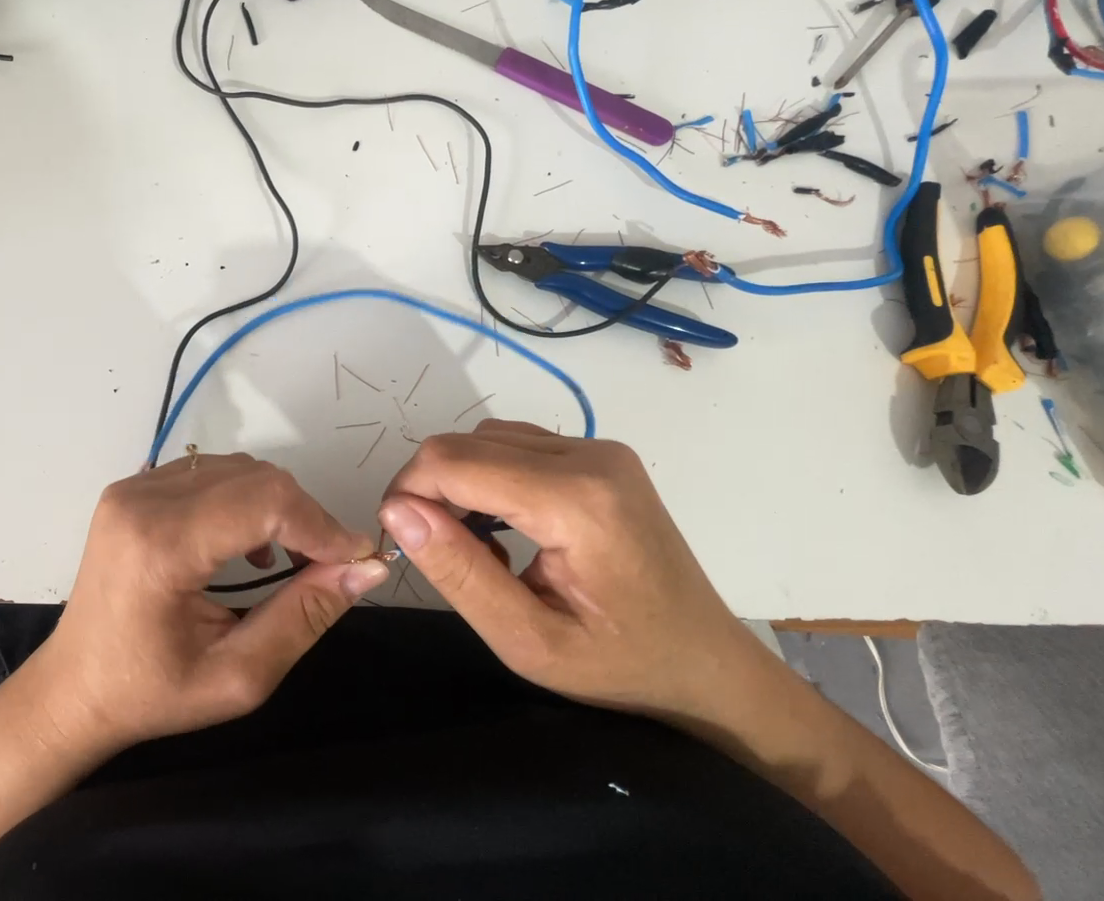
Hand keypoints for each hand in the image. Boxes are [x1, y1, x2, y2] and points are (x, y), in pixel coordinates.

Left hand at [30, 452, 388, 751]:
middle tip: (327, 566)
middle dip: (303, 516)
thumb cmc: (150, 694)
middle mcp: (142, 500)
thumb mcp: (238, 676)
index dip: (320, 525)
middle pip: (254, 477)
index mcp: (161, 546)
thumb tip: (365, 569)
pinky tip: (246, 547)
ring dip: (274, 506)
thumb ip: (303, 616)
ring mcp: (132, 489)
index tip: (356, 560)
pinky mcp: (131, 491)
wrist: (73, 688)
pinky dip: (242, 500)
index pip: (264, 502)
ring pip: (234, 469)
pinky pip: (207, 474)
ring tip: (287, 561)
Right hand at [378, 421, 771, 724]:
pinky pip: (513, 445)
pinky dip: (487, 477)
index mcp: (576, 501)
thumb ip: (459, 573)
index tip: (401, 541)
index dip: (408, 493)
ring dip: (457, 483)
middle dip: (429, 490)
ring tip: (473, 546)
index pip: (452, 462)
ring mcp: (599, 451)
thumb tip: (396, 512)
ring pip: (485, 438)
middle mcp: (589, 456)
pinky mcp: (600, 456)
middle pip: (464, 443)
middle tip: (435, 552)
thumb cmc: (621, 665)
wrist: (708, 664)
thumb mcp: (527, 640)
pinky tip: (502, 525)